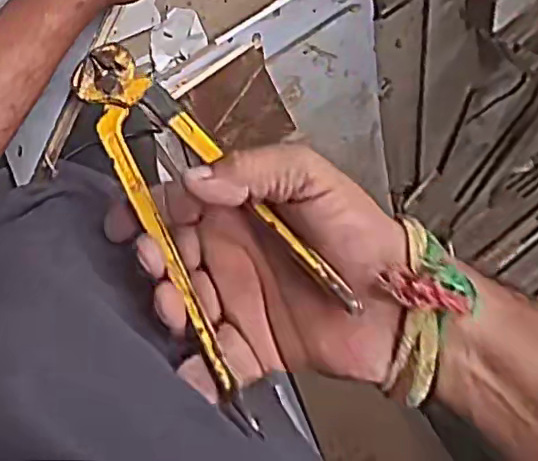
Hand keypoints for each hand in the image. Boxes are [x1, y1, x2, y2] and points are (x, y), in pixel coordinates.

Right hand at [106, 144, 406, 389]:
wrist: (406, 306)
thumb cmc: (359, 230)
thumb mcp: (308, 175)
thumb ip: (252, 167)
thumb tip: (196, 178)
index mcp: (230, 206)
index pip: (172, 201)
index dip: (144, 209)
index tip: (130, 221)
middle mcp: (224, 249)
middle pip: (167, 251)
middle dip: (150, 257)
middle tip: (152, 264)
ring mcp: (235, 296)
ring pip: (183, 300)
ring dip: (167, 305)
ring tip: (173, 310)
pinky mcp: (253, 343)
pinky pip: (216, 357)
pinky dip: (197, 368)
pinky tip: (189, 370)